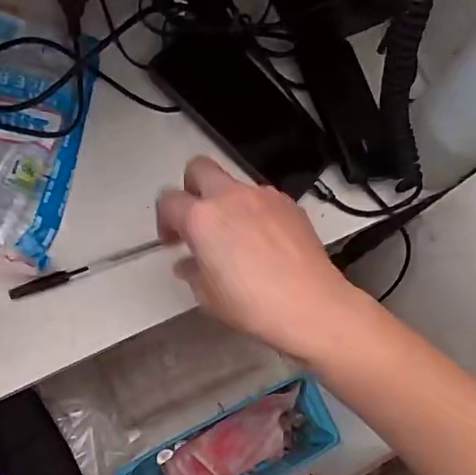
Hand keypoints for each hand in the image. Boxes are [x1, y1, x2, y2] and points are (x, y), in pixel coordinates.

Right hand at [157, 157, 374, 362]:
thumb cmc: (256, 305)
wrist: (310, 306)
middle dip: (191, 188)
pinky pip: (264, 199)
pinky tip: (263, 242)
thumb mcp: (209, 297)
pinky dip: (256, 212)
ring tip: (234, 237)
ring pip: (235, 184)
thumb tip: (190, 264)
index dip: (165, 220)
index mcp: (203, 218)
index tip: (172, 239)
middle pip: (199, 168)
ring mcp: (264, 198)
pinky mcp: (290, 206)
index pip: (169, 201)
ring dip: (227, 202)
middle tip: (196, 218)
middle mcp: (232, 198)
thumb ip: (194, 272)